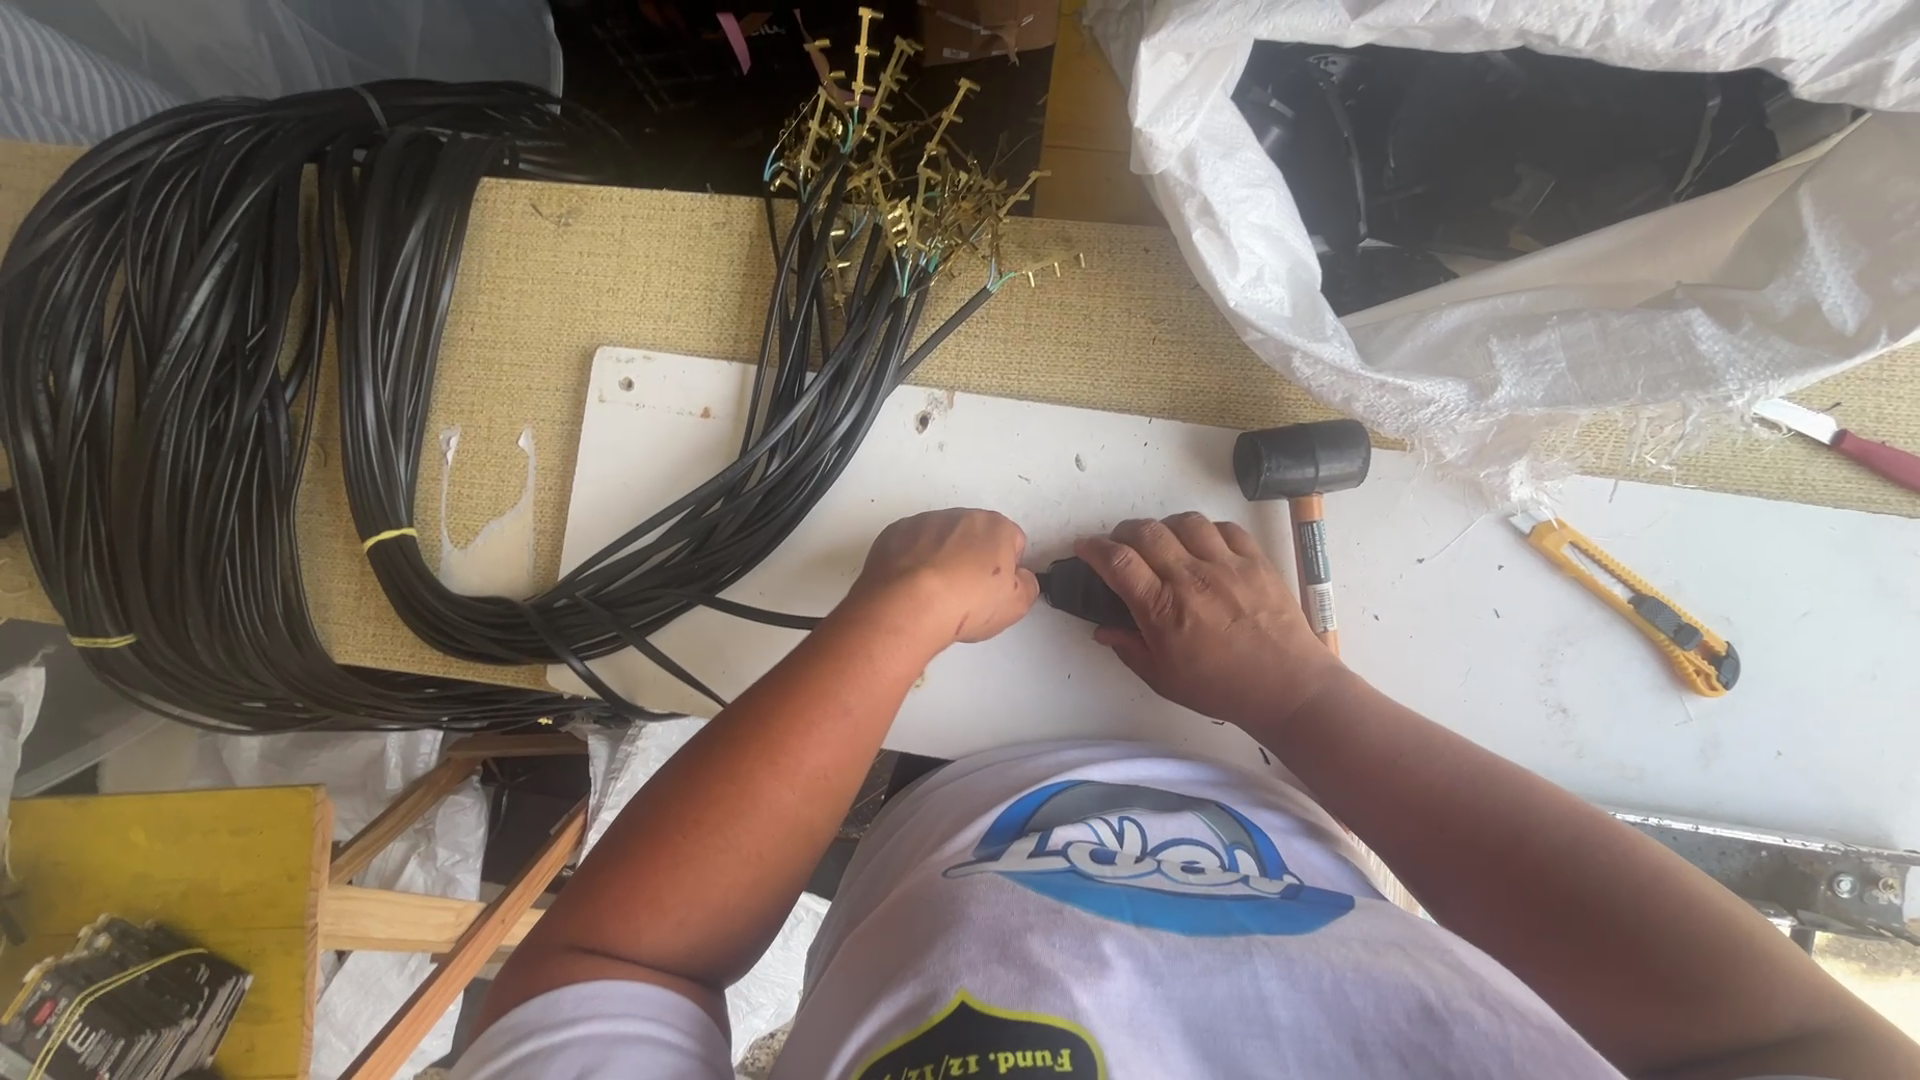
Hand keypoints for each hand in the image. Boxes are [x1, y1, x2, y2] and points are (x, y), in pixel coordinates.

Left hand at [850, 508, 1037, 645]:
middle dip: (972, 559)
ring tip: (936, 594)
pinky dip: (911, 562)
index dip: (1008, 568)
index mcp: (995, 526)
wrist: (907, 606)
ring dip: (941, 559)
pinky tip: (912, 588)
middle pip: (974, 535)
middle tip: (966, 594)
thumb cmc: (963, 602)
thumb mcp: (1016, 605)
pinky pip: (909, 545)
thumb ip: (1027, 586)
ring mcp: (923, 522)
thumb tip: (1021, 580)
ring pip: (940, 538)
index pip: (1012, 540)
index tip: (996, 589)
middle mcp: (959, 516)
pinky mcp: (894, 534)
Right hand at [1075, 513, 1344, 727]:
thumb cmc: (1222, 688)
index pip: (1118, 561)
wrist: (1288, 688)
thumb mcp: (1163, 678)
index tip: (1085, 548)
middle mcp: (1191, 578)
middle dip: (1123, 532)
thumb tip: (1103, 630)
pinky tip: (1202, 546)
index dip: (1094, 548)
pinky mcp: (1256, 561)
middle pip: (1146, 531)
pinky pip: (1225, 528)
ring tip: (1163, 543)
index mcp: (1163, 609)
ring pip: (1184, 522)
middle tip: (1121, 546)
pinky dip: (1206, 530)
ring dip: (1164, 527)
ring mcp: (1227, 565)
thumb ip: (1129, 648)